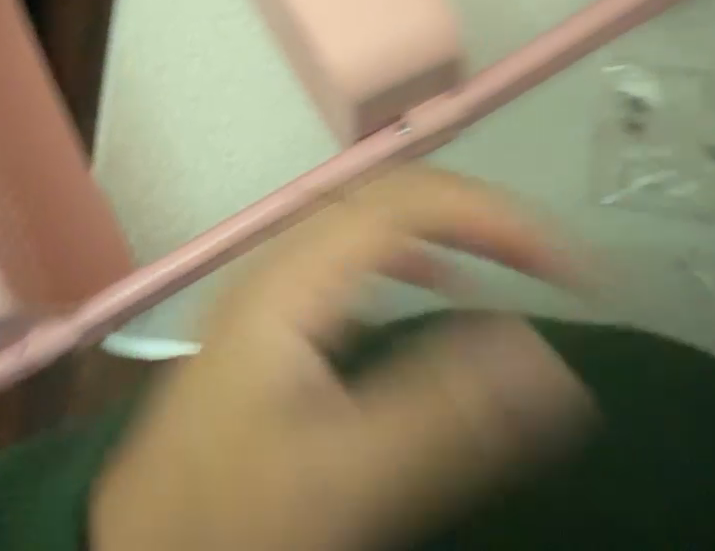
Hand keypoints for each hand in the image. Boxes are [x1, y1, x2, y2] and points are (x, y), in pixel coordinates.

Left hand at [90, 167, 593, 550]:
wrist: (141, 549)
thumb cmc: (234, 515)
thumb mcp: (347, 476)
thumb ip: (447, 415)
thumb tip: (551, 356)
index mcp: (291, 280)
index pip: (403, 200)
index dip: (493, 214)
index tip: (573, 270)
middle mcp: (278, 268)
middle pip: (385, 199)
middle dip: (476, 214)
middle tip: (554, 264)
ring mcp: (271, 294)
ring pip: (369, 227)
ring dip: (446, 231)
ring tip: (513, 264)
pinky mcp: (275, 327)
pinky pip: (355, 263)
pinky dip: (410, 260)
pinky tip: (435, 287)